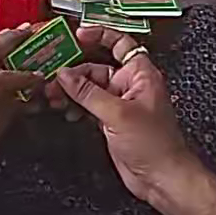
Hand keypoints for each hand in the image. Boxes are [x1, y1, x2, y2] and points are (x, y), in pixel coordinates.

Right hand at [53, 26, 204, 206]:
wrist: (161, 178)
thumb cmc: (155, 145)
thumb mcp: (117, 114)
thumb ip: (88, 92)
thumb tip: (65, 75)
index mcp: (140, 75)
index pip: (120, 44)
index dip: (100, 36)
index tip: (78, 35)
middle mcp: (130, 86)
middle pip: (96, 67)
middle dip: (74, 72)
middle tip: (54, 77)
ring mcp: (119, 104)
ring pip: (89, 88)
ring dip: (71, 91)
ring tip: (54, 96)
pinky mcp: (111, 121)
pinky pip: (88, 105)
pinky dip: (75, 106)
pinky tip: (65, 110)